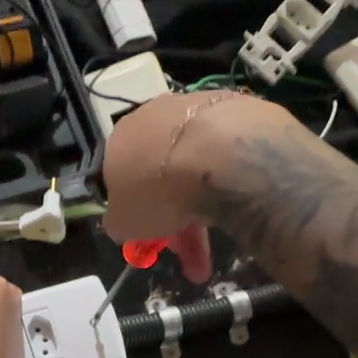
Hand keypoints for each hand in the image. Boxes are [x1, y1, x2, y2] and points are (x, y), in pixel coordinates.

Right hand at [100, 91, 294, 283]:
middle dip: (172, 215)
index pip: (122, 174)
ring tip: (211, 249)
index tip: (149, 232)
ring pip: (196, 168)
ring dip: (201, 211)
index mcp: (122, 135)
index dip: (135, 207)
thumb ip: (118, 220)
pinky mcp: (239, 110)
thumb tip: (121, 221)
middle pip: (162, 172)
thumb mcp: (123, 222)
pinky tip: (233, 210)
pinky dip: (226, 186)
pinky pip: (225, 158)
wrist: (219, 156)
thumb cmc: (158, 190)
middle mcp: (157, 114)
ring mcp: (200, 108)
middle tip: (184, 249)